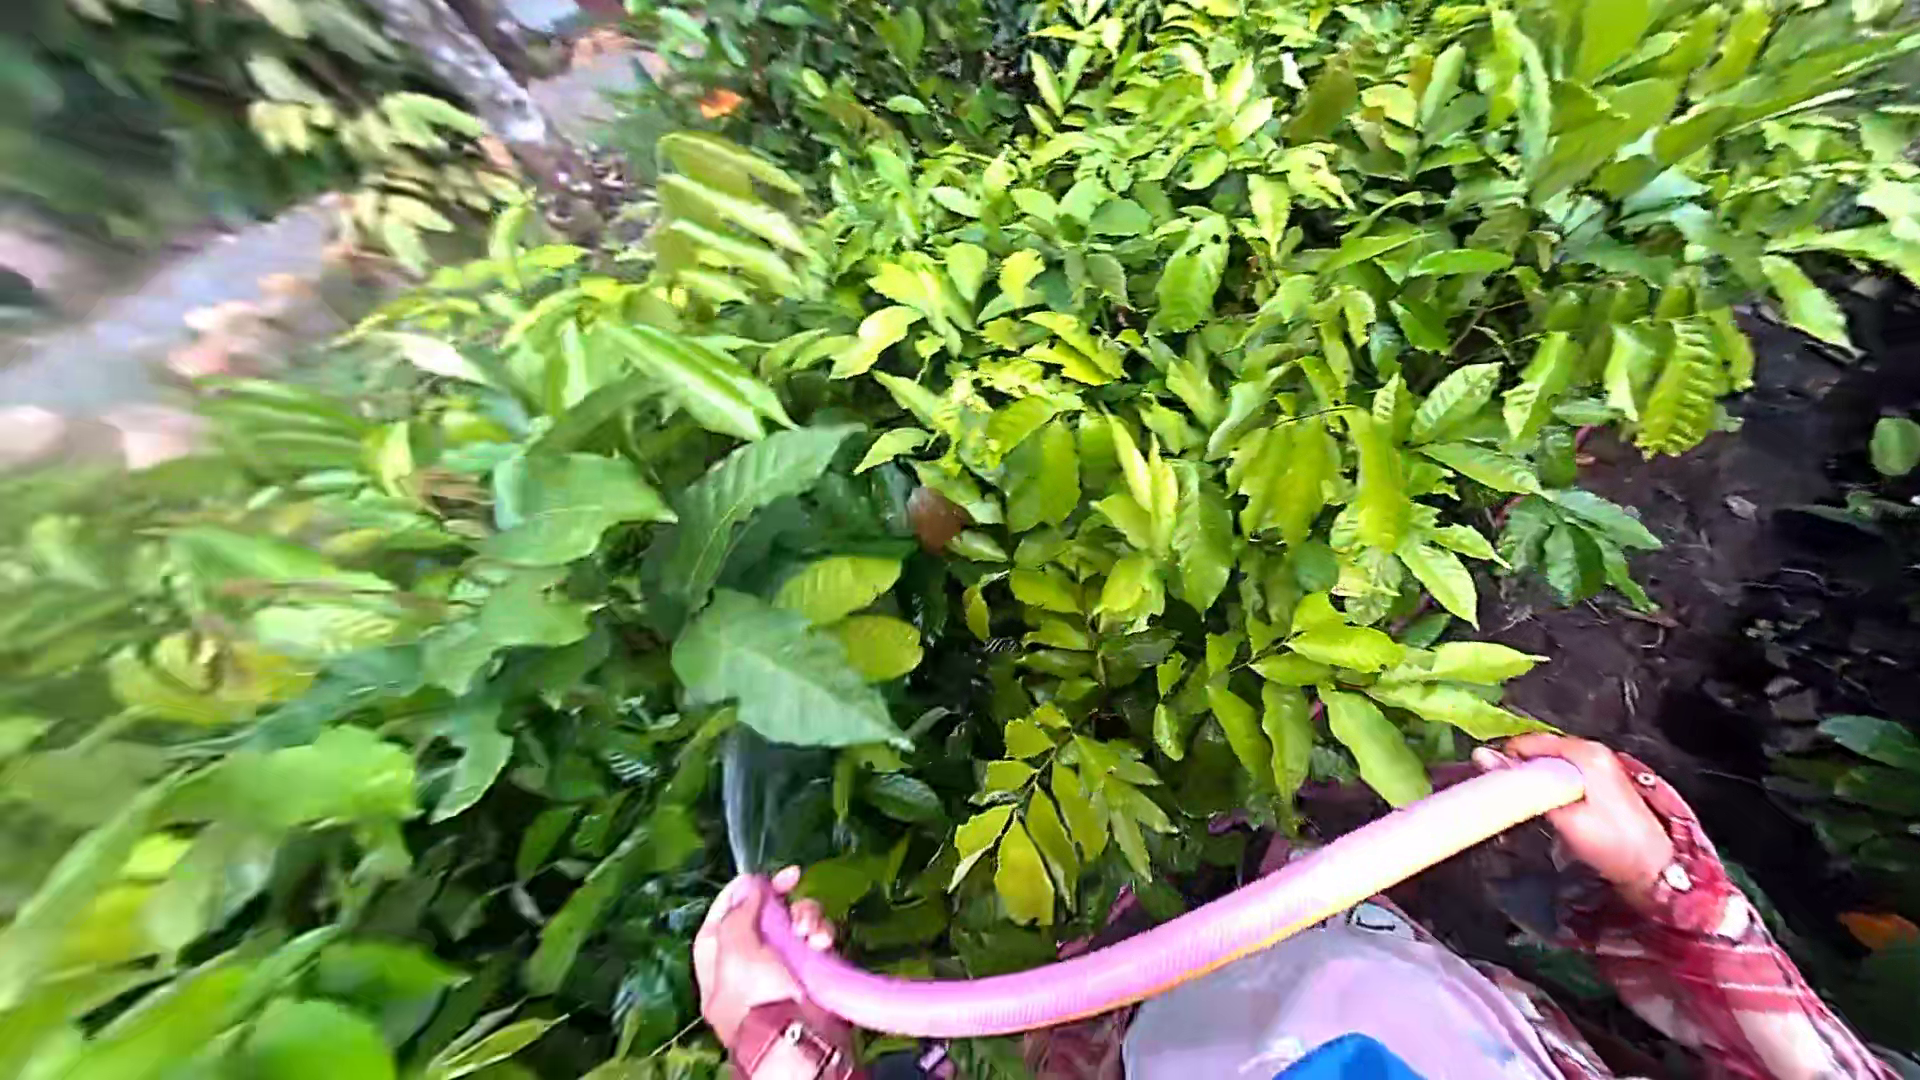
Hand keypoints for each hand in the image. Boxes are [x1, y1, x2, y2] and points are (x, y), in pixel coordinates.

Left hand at [692, 866, 838, 1049]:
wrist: (800, 1041)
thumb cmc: (758, 999)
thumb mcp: (737, 955)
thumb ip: (738, 916)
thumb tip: (748, 886)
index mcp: (720, 966)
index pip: (720, 920)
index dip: (736, 894)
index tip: (756, 876)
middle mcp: (750, 964)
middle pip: (762, 915)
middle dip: (779, 897)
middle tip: (795, 878)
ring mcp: (783, 967)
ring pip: (794, 921)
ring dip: (805, 915)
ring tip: (810, 928)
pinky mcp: (813, 970)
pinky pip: (817, 938)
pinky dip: (822, 934)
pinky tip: (823, 941)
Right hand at [1474, 735, 1674, 910]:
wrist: (1659, 873)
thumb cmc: (1610, 844)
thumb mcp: (1560, 814)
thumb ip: (1520, 783)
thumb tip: (1479, 754)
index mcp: (1584, 752)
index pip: (1525, 742)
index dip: (1508, 761)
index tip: (1502, 784)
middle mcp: (1593, 749)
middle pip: (1537, 749)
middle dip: (1522, 768)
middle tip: (1517, 794)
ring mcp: (1601, 762)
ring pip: (1548, 759)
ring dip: (1535, 776)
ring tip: (1534, 800)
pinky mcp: (1602, 776)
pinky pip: (1561, 769)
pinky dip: (1550, 781)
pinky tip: (1553, 802)